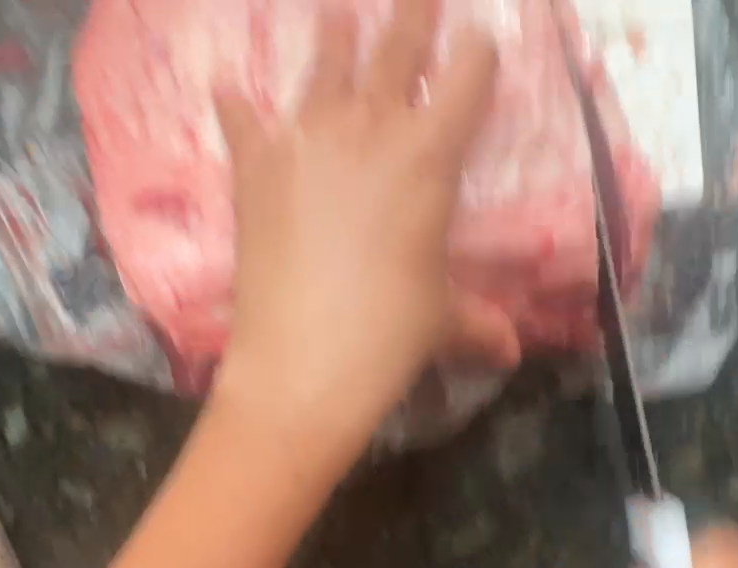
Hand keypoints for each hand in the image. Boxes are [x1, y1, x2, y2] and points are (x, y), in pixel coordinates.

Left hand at [211, 0, 515, 473]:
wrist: (304, 362)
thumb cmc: (388, 336)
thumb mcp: (442, 321)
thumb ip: (478, 323)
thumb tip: (511, 351)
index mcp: (432, 152)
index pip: (470, 71)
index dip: (477, 57)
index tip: (477, 51)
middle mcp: (371, 124)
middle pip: (399, 43)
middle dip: (414, 16)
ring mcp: (306, 137)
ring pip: (325, 61)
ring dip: (336, 36)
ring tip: (339, 16)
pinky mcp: (254, 164)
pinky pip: (241, 117)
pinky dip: (235, 104)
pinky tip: (225, 87)